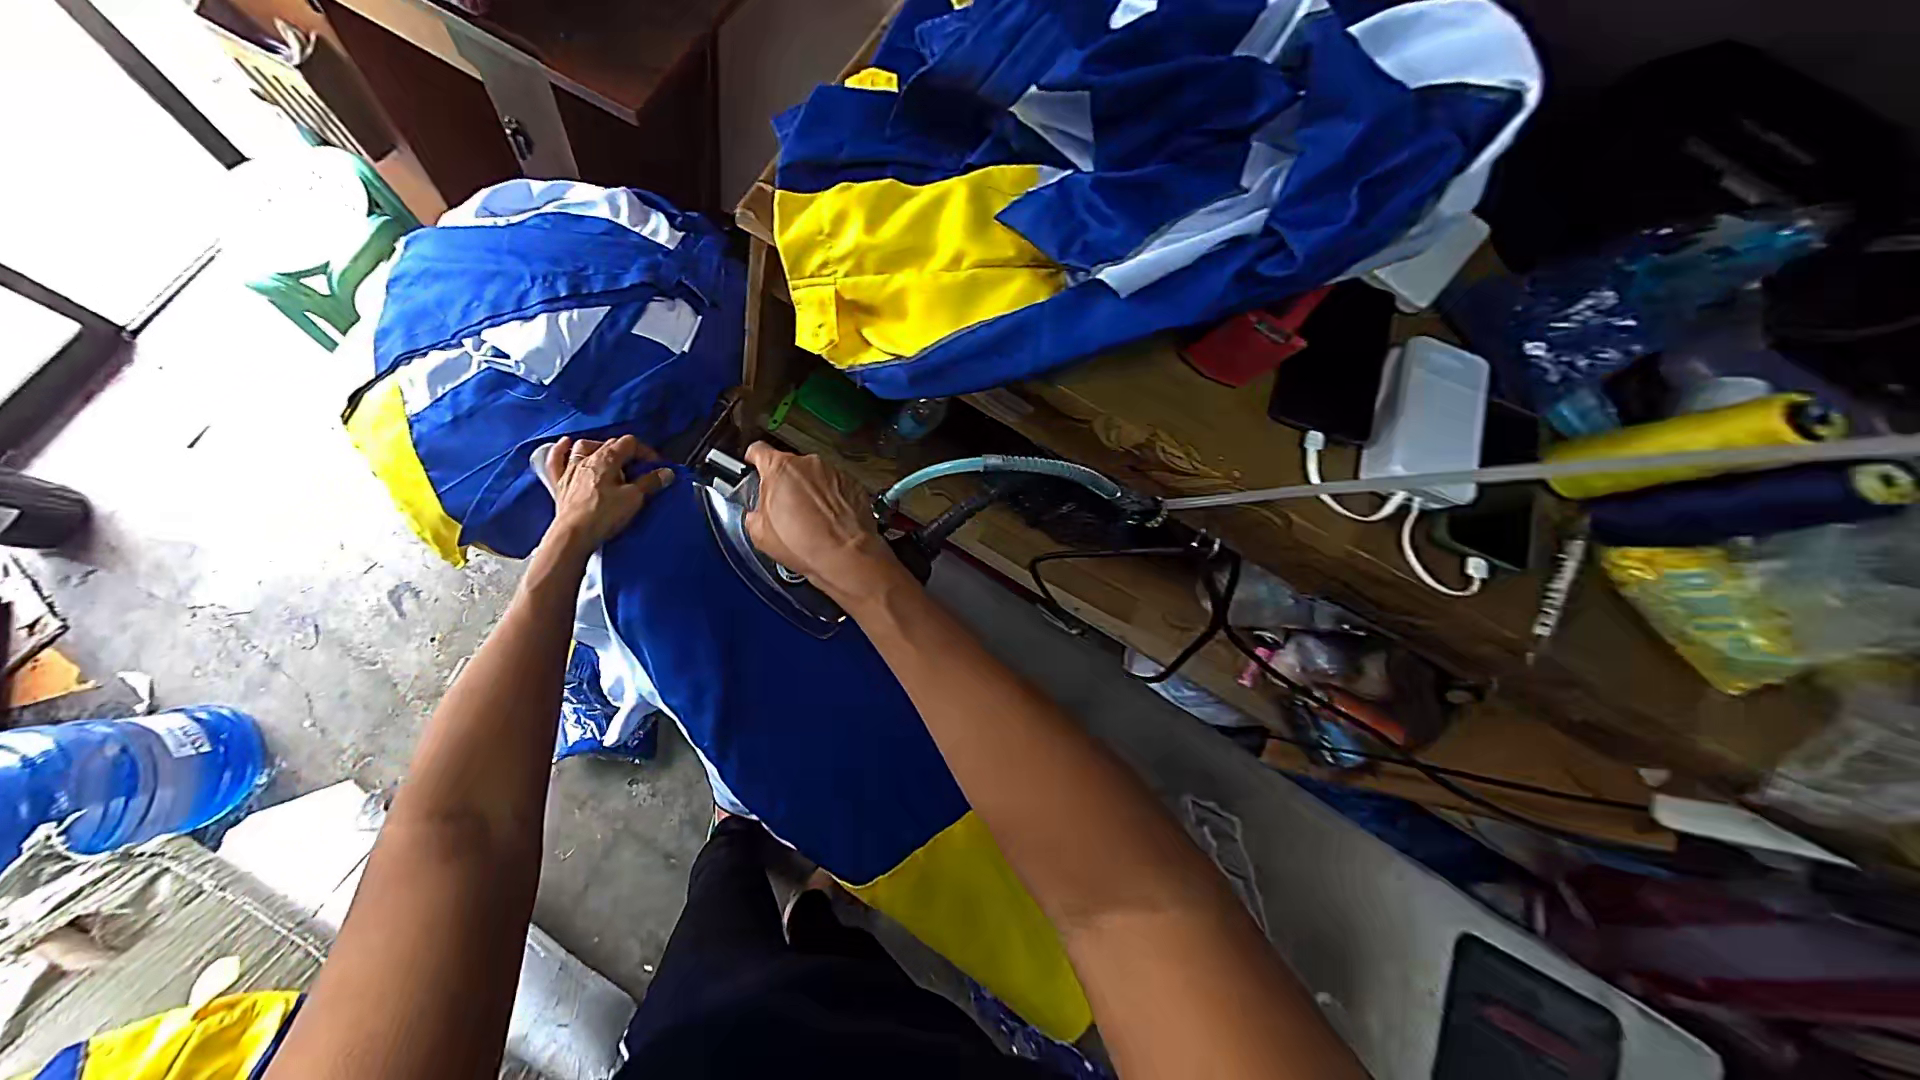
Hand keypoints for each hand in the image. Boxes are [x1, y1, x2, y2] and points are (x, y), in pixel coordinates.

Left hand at [541, 435, 674, 555]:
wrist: (574, 535)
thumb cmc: (605, 514)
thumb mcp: (634, 498)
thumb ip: (651, 482)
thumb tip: (666, 472)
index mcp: (607, 459)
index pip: (629, 443)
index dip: (646, 452)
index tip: (656, 466)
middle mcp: (587, 459)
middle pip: (610, 444)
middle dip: (628, 452)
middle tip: (640, 468)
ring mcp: (570, 470)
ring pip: (583, 447)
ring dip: (597, 447)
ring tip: (608, 456)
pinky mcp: (560, 483)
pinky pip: (556, 460)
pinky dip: (561, 450)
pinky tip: (566, 444)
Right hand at [744, 442, 899, 602]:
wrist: (846, 556)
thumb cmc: (806, 544)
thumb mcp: (760, 533)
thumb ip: (754, 513)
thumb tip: (756, 515)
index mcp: (779, 468)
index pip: (758, 450)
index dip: (753, 459)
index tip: (753, 464)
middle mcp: (808, 464)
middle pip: (789, 466)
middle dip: (785, 485)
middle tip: (784, 511)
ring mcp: (833, 472)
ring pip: (814, 477)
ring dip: (810, 493)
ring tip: (809, 521)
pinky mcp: (853, 484)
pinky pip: (836, 487)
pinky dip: (831, 499)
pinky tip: (827, 521)